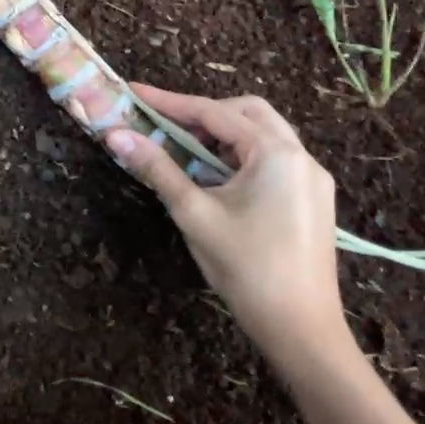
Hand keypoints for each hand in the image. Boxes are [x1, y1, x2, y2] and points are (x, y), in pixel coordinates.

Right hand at [104, 85, 347, 359]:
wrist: (301, 329)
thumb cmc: (246, 266)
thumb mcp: (192, 212)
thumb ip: (156, 167)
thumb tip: (114, 134)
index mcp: (276, 155)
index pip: (214, 112)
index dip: (169, 102)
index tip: (132, 94)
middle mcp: (301, 159)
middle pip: (247, 113)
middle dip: (201, 112)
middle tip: (163, 123)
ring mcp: (310, 181)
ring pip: (262, 135)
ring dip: (220, 134)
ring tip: (181, 149)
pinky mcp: (310, 201)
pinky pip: (270, 160)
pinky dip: (237, 155)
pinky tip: (211, 175)